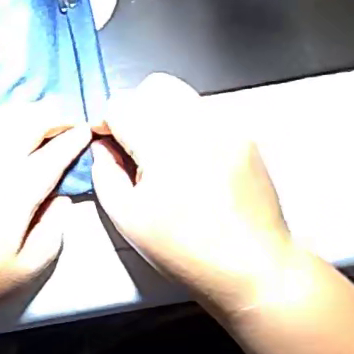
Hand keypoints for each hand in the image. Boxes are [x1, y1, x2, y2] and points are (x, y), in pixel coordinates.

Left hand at [0, 102, 90, 322]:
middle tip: (69, 123)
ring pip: (1, 117)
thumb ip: (53, 231)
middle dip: (55, 115)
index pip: (54, 151)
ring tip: (42, 119)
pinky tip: (1, 123)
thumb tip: (61, 200)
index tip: (88, 132)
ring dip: (27, 111)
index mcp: (18, 189)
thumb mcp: (25, 270)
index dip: (75, 138)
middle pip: (28, 120)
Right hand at [91, 73, 314, 317]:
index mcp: (164, 144)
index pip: (120, 104)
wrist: (252, 266)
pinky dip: (189, 130)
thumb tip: (102, 148)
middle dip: (135, 111)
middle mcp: (199, 124)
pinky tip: (190, 167)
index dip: (106, 124)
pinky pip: (207, 116)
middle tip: (132, 148)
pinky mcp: (245, 137)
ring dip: (162, 118)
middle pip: (153, 88)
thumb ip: (105, 174)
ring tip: (164, 161)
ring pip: (182, 98)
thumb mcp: (128, 219)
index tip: (106, 145)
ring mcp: (227, 127)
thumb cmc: (187, 251)